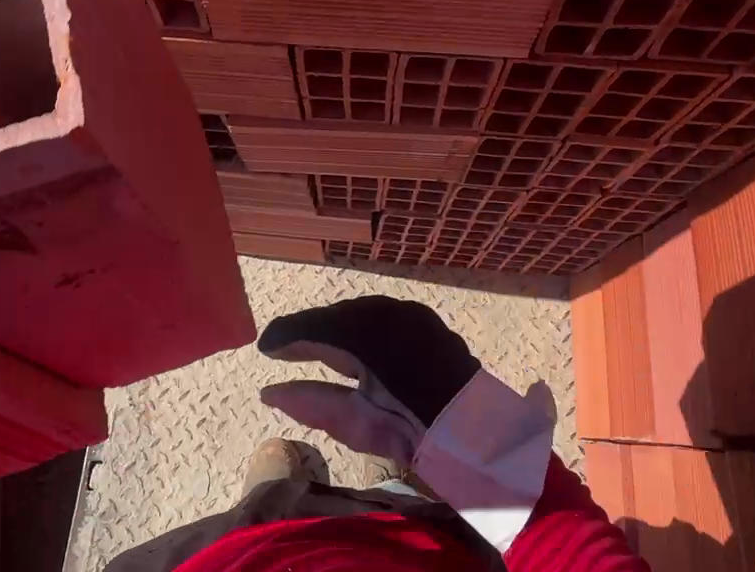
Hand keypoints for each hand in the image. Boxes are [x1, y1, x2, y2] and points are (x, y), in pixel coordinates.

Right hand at [258, 296, 556, 552]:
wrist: (489, 441)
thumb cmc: (424, 438)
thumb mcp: (362, 427)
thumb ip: (313, 403)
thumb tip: (270, 392)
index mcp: (369, 335)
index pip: (315, 327)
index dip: (287, 336)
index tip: (265, 348)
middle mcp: (389, 313)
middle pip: (337, 317)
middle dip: (310, 333)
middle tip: (284, 351)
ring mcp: (411, 314)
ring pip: (360, 315)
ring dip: (336, 331)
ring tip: (313, 350)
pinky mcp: (427, 322)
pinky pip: (382, 318)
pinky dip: (361, 330)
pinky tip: (353, 349)